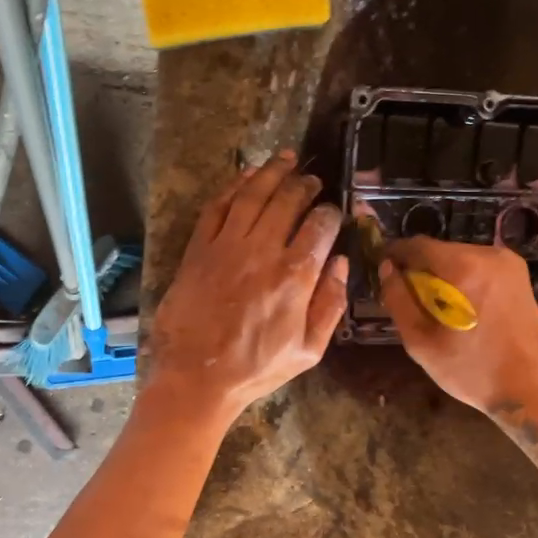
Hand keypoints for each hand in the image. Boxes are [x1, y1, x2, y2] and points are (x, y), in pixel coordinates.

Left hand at [146, 152, 349, 421]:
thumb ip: (330, 305)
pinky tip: (246, 176)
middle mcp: (262, 251)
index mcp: (294, 276)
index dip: (331, 214)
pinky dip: (234, 186)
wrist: (197, 377)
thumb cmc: (256, 369)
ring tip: (286, 159)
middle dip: (304, 185)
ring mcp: (226, 246)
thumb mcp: (308, 350)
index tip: (333, 213)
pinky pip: (217, 206)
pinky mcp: (198, 249)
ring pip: (252, 194)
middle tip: (312, 180)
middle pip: (287, 200)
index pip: (320, 226)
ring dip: (272, 172)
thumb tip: (341, 263)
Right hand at [379, 237, 537, 411]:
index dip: (396, 256)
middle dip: (420, 271)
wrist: (526, 388)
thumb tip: (387, 269)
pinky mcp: (518, 274)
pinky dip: (463, 281)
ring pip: (459, 258)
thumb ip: (399, 300)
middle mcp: (489, 255)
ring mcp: (509, 263)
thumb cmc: (470, 370)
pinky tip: (461, 309)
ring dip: (442, 277)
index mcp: (464, 268)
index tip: (383, 272)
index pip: (418, 245)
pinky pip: (478, 267)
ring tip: (436, 309)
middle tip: (409, 301)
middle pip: (440, 251)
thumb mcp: (421, 341)